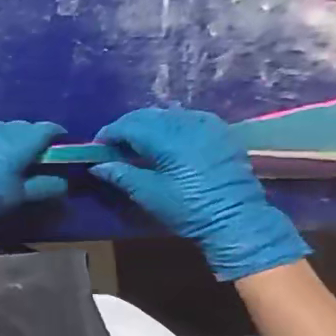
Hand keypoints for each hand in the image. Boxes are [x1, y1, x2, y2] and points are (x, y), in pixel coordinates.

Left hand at [0, 120, 67, 229]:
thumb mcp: (19, 196)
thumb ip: (45, 186)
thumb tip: (63, 181)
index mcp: (21, 141)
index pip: (48, 129)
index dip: (57, 138)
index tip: (58, 150)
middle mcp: (2, 127)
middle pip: (25, 128)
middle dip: (31, 140)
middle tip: (31, 159)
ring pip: (2, 128)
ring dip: (8, 140)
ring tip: (4, 159)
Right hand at [89, 108, 308, 280]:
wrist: (238, 221)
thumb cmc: (188, 210)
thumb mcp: (148, 194)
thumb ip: (121, 174)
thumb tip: (97, 166)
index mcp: (167, 139)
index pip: (128, 125)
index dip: (109, 134)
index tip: (97, 147)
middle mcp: (187, 124)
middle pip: (146, 115)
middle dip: (126, 127)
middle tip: (114, 146)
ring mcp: (207, 125)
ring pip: (167, 114)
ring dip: (148, 125)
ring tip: (138, 143)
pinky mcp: (220, 131)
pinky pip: (187, 117)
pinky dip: (170, 124)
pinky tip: (166, 139)